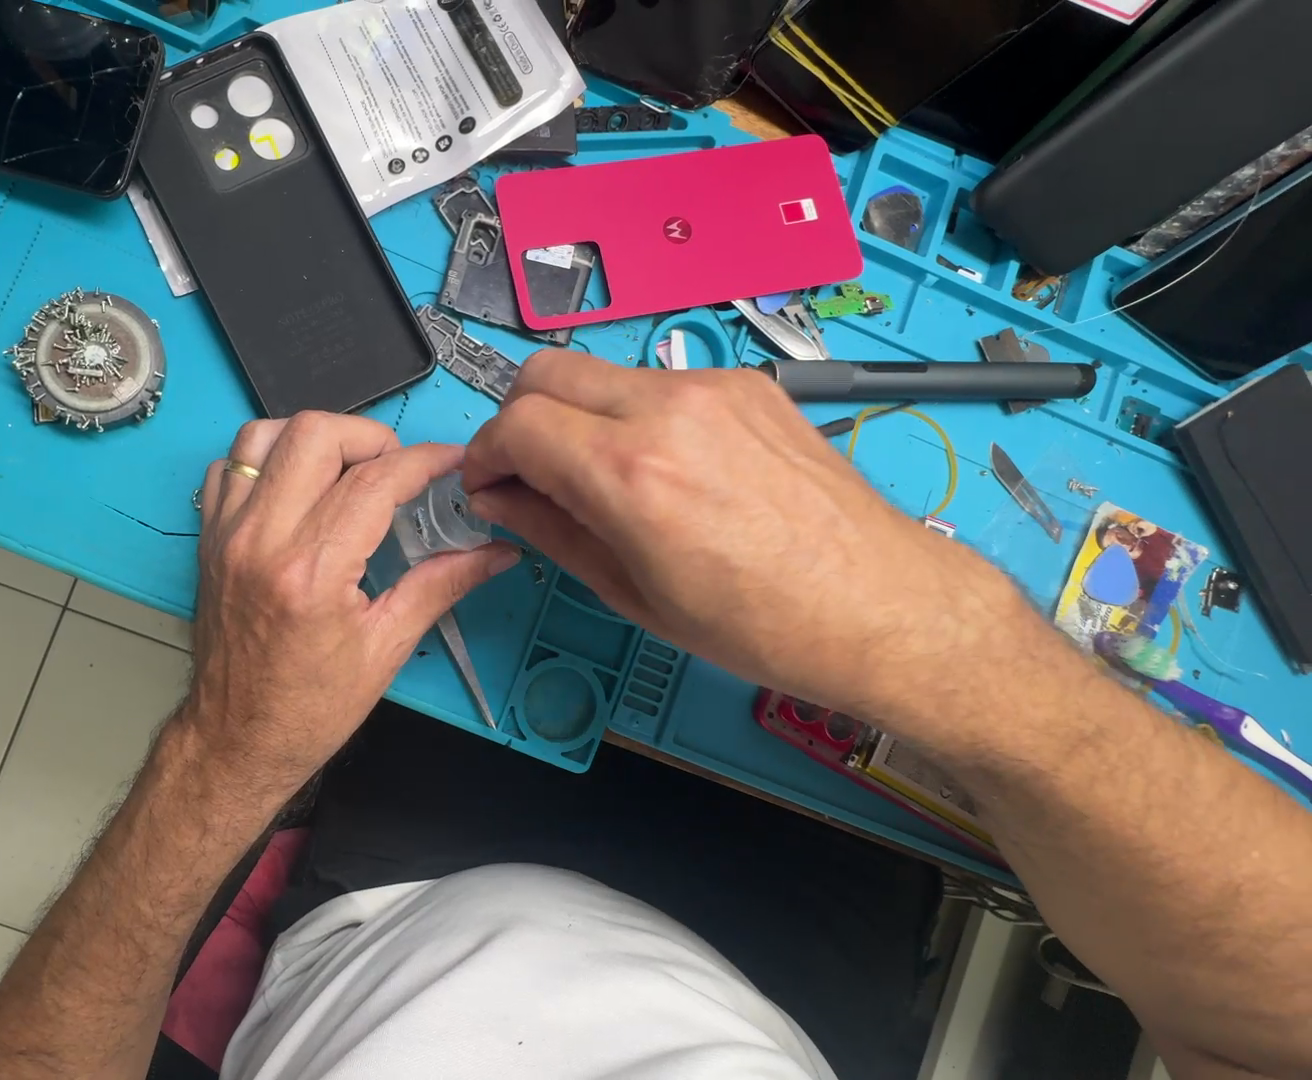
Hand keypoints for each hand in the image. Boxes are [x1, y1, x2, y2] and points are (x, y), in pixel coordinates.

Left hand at [183, 413, 519, 797]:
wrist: (236, 739)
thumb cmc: (313, 707)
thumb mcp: (387, 648)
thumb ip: (442, 584)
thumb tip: (499, 551)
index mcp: (313, 570)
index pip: (375, 480)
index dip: (424, 460)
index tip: (451, 462)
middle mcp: (262, 538)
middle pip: (315, 434)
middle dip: (369, 437)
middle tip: (395, 472)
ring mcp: (225, 533)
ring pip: (263, 435)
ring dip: (313, 440)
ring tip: (346, 472)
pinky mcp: (207, 537)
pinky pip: (230, 466)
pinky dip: (268, 460)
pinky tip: (298, 490)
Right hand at [462, 350, 1022, 721]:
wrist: (878, 605)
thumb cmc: (754, 622)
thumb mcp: (628, 591)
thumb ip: (549, 529)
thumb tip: (497, 498)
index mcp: (629, 474)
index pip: (515, 423)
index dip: (484, 454)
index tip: (487, 483)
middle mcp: (665, 411)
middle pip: (543, 372)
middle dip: (515, 418)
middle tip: (526, 470)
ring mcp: (710, 388)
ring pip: (595, 371)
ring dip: (571, 413)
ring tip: (593, 472)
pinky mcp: (745, 384)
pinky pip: (652, 381)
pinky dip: (626, 412)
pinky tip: (654, 462)